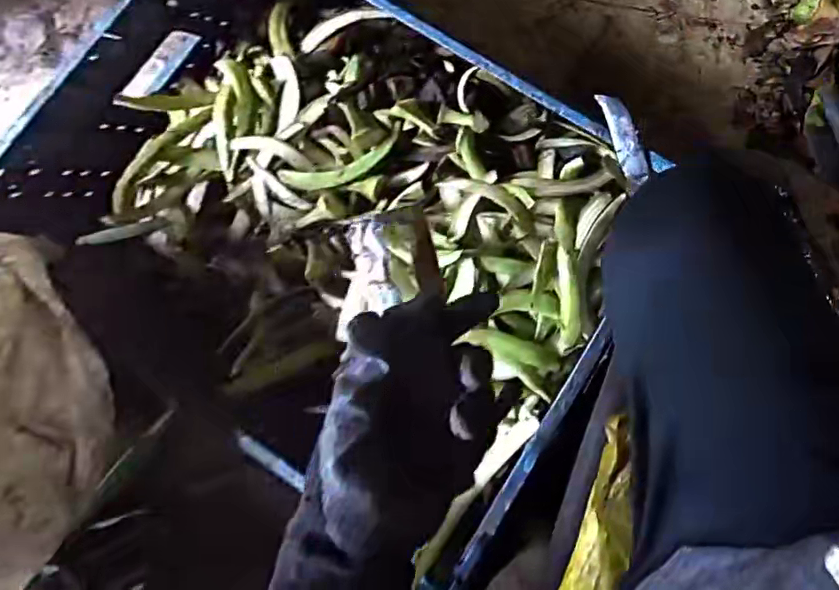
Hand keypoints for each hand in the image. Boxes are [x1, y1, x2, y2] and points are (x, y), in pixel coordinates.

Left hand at [271, 291, 497, 589]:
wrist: (364, 540)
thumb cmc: (346, 481)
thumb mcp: (347, 429)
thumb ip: (362, 380)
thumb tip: (368, 326)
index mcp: (383, 373)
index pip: (403, 324)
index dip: (422, 307)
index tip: (439, 298)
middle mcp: (418, 379)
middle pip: (448, 332)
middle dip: (467, 315)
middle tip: (488, 305)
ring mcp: (446, 403)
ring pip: (475, 364)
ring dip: (477, 370)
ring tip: (464, 409)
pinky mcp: (469, 430)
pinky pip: (493, 405)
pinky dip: (491, 410)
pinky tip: (475, 427)